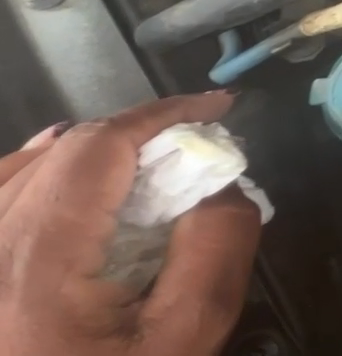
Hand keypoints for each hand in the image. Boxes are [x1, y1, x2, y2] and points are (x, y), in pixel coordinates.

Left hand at [0, 93, 260, 355]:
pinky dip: (20, 178)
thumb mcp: (188, 332)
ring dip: (75, 153)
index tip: (218, 107)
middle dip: (131, 134)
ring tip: (131, 153)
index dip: (161, 113)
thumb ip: (219, 245)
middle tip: (189, 143)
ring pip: (4, 176)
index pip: (95, 150)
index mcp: (29, 272)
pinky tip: (49, 177)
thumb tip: (221, 184)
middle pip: (51, 157)